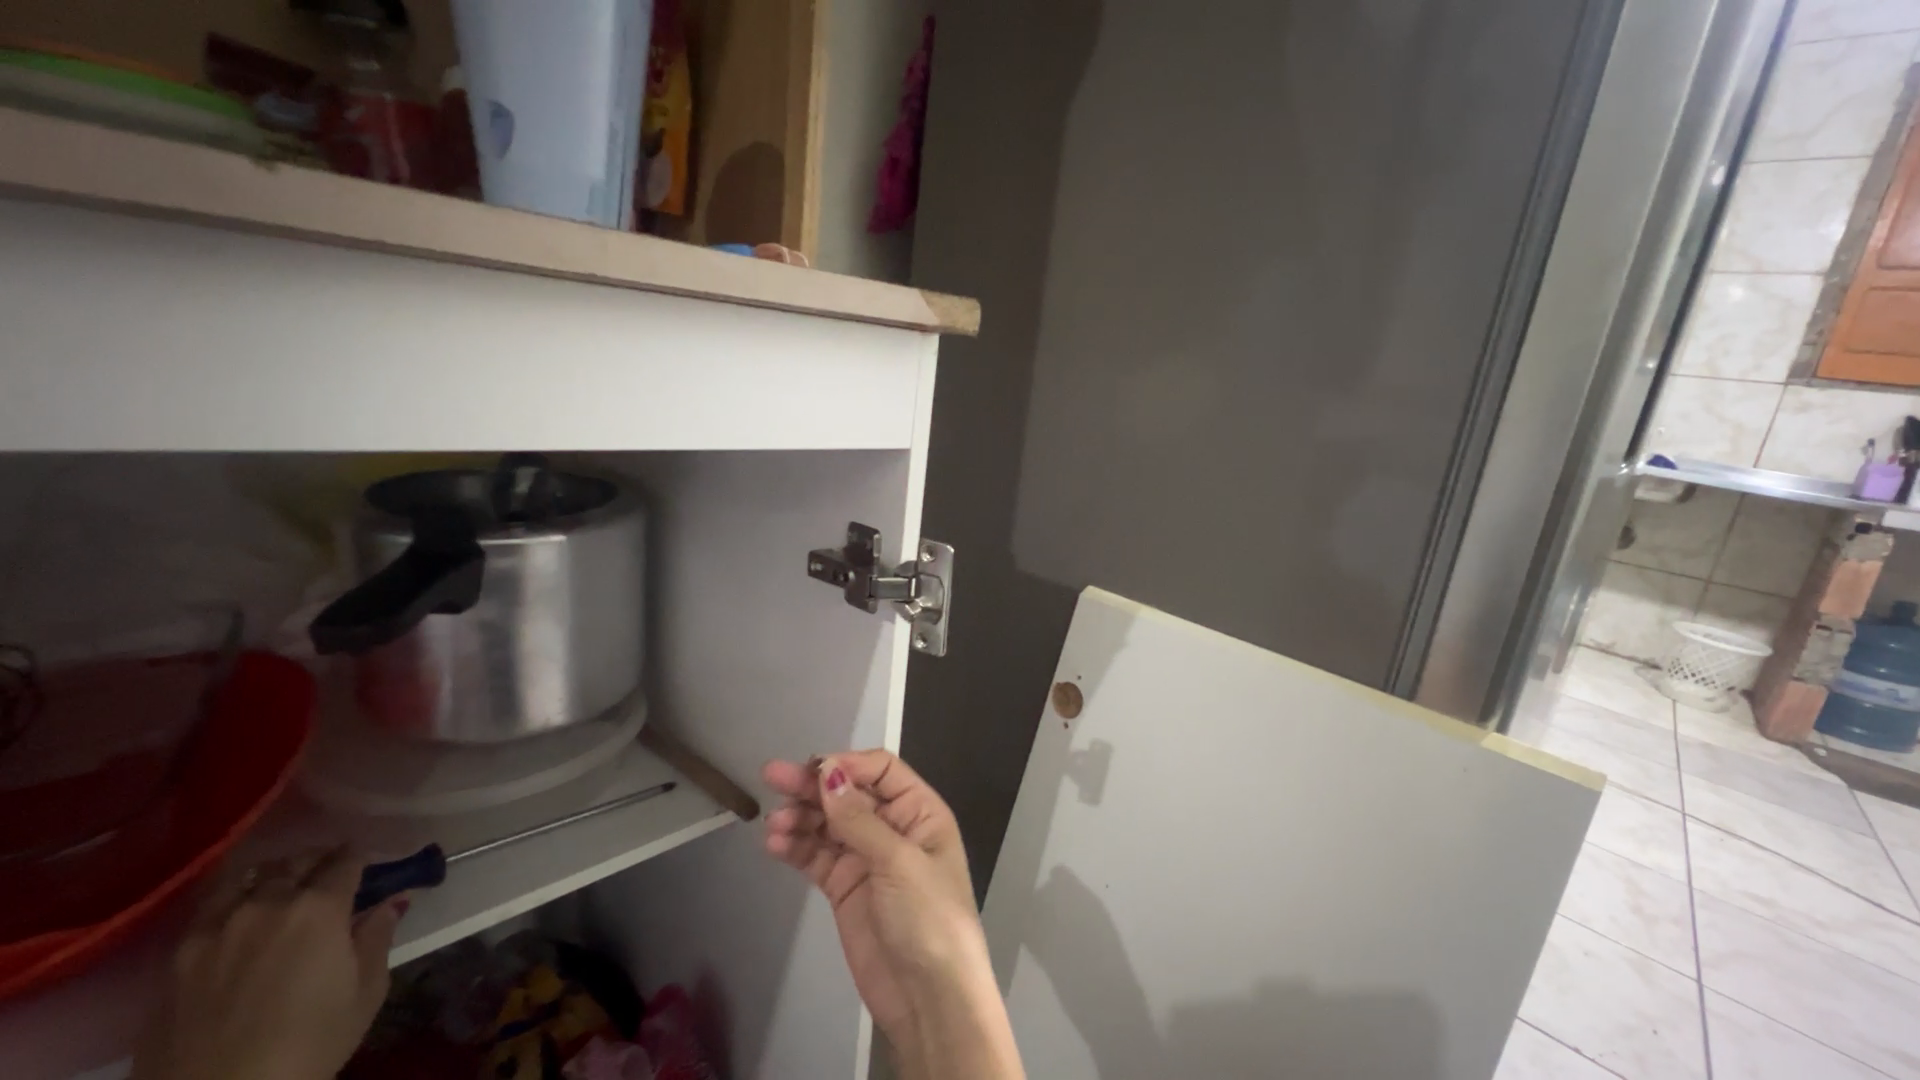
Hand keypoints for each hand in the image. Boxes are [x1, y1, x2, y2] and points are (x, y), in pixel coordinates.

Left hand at [133, 847, 405, 1079]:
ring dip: (273, 875)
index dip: (361, 858)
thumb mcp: (366, 994)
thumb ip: (377, 939)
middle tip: (330, 874)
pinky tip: (240, 916)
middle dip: (318, 860)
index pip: (346, 861)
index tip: (368, 864)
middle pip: (296, 861)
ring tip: (281, 888)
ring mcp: (217, 926)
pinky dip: (233, 899)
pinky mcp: (178, 954)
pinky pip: (210, 907)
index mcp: (320, 908)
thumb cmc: (309, 1045)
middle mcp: (268, 903)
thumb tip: (386, 905)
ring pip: (248, 876)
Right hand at [763, 751, 1022, 1079]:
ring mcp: (867, 859)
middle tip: (773, 777)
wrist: (930, 998)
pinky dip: (796, 847)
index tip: (812, 768)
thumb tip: (828, 773)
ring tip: (774, 824)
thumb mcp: (899, 863)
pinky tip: (774, 844)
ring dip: (800, 818)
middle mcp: (894, 829)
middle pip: (849, 794)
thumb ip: (859, 819)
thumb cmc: (929, 919)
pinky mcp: (845, 888)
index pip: (881, 771)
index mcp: (920, 813)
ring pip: (827, 824)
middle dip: (813, 785)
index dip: (847, 764)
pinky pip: (816, 857)